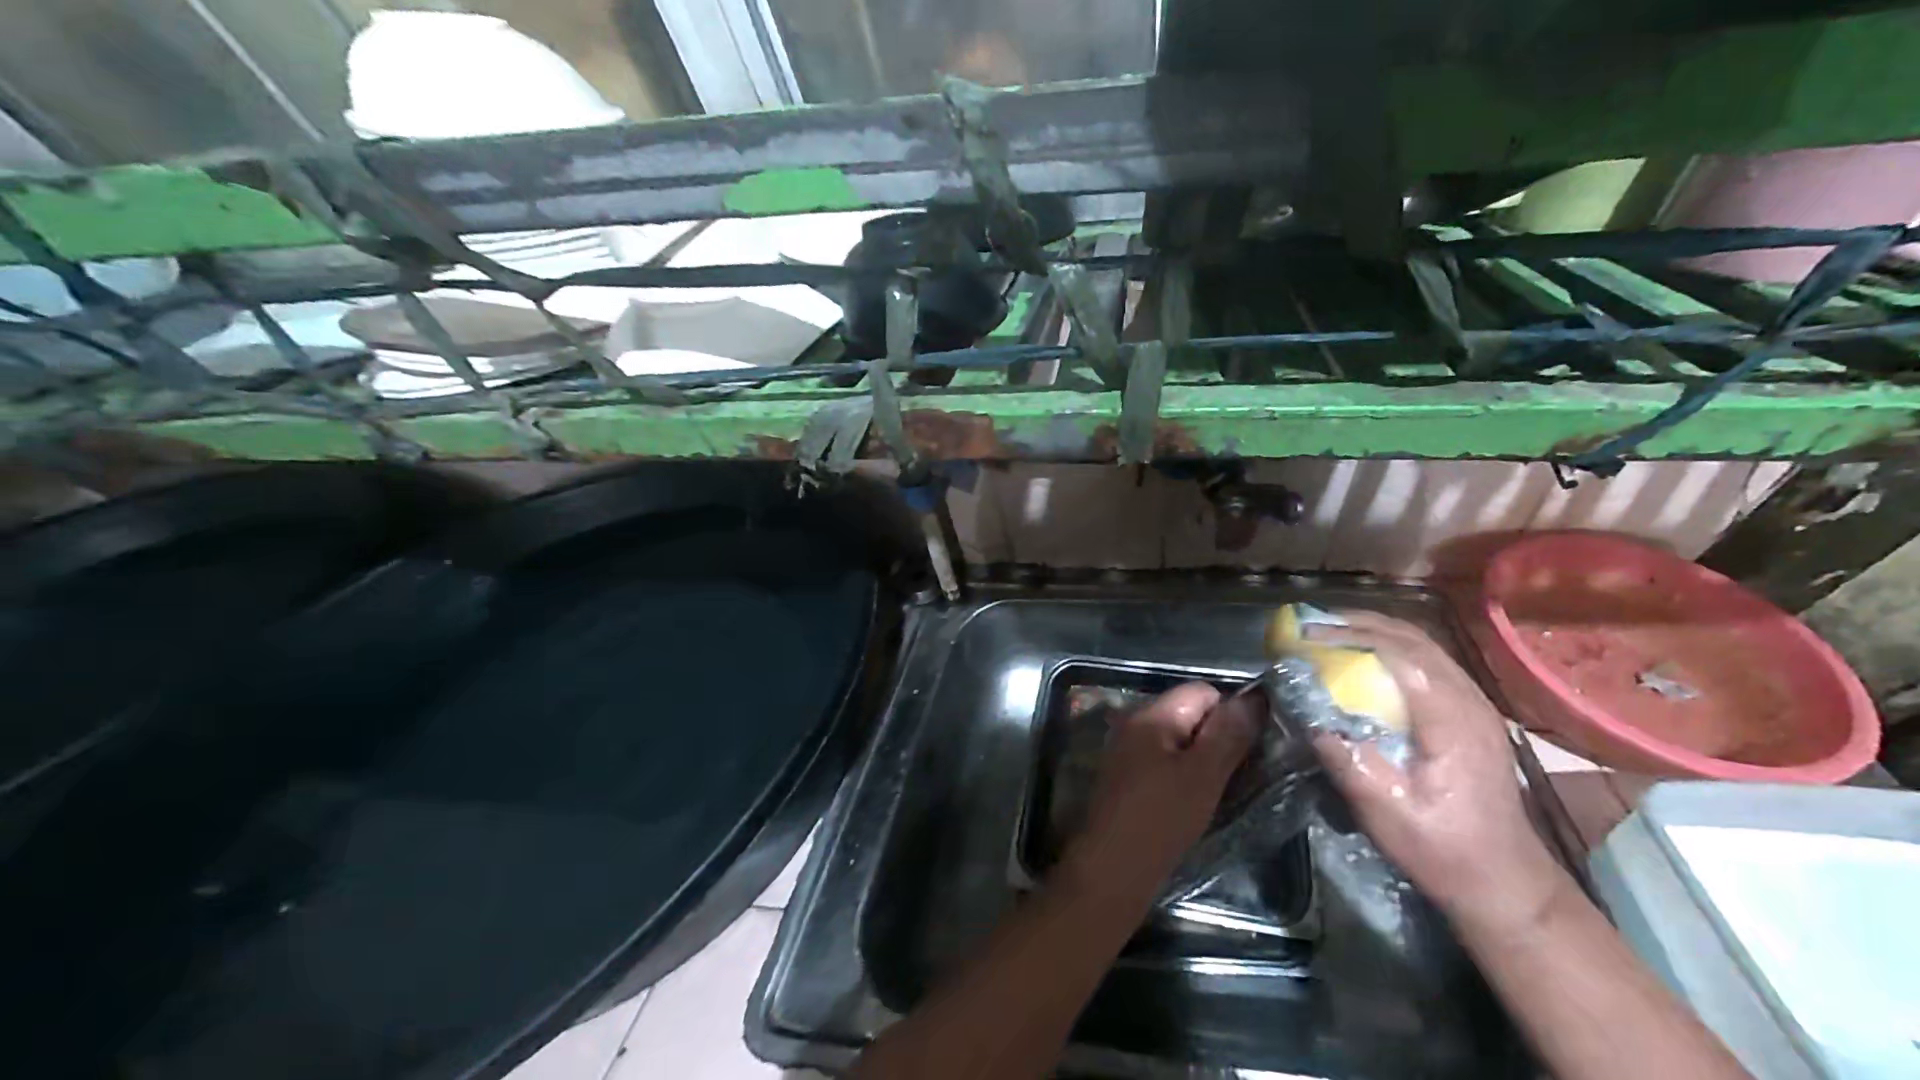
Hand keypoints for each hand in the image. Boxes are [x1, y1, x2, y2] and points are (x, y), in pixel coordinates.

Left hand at [1060, 682, 1258, 906]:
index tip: (1250, 748)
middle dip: (1218, 735)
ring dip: (1202, 757)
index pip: (1203, 691)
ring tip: (1222, 787)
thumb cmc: (1161, 818)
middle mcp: (1135, 722)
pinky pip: (1163, 759)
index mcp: (1152, 714)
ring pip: (1178, 738)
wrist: (1112, 868)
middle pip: (1189, 712)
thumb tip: (1254, 697)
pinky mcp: (1126, 775)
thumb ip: (1228, 733)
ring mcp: (1127, 748)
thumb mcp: (1204, 774)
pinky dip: (1183, 772)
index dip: (1231, 713)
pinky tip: (1195, 799)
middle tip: (1241, 770)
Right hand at [1305, 612, 1566, 928]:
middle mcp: (1470, 702)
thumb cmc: (1442, 849)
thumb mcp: (1385, 813)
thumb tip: (1308, 718)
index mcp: (1452, 722)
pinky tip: (1365, 656)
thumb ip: (1347, 761)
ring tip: (1330, 630)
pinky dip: (1391, 646)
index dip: (1351, 638)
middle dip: (1359, 624)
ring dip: (1376, 630)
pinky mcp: (1471, 712)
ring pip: (1425, 644)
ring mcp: (1476, 704)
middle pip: (1414, 639)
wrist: (1503, 880)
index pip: (1401, 657)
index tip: (1306, 636)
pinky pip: (1430, 660)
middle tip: (1310, 624)